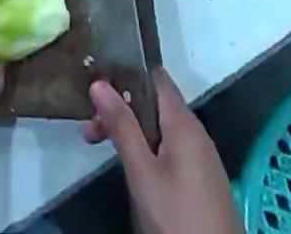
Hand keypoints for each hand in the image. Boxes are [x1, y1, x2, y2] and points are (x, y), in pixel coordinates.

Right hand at [86, 69, 242, 233]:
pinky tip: (129, 162)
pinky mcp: (200, 179)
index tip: (96, 81)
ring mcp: (200, 156)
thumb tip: (99, 82)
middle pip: (154, 103)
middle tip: (90, 128)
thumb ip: (122, 126)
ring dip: (130, 129)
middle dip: (121, 107)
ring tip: (100, 143)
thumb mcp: (142, 173)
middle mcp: (195, 132)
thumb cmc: (177, 218)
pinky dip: (145, 146)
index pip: (155, 77)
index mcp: (184, 122)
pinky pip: (169, 147)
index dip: (126, 72)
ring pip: (159, 126)